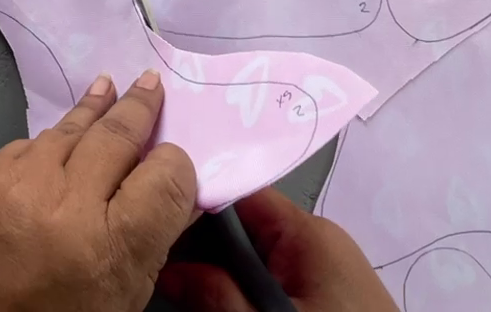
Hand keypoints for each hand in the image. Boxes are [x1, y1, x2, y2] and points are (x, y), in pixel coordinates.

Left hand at [0, 70, 198, 311]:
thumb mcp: (115, 302)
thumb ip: (150, 245)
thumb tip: (180, 194)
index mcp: (108, 247)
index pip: (165, 180)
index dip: (177, 166)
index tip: (175, 160)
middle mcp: (68, 202)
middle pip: (119, 136)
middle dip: (140, 108)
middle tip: (152, 83)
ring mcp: (26, 178)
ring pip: (76, 127)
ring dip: (100, 104)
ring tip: (116, 84)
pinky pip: (39, 140)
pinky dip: (60, 135)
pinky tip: (72, 124)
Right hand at [156, 188, 398, 311]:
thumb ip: (216, 296)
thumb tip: (164, 265)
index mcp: (307, 232)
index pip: (238, 190)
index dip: (195, 196)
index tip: (156, 211)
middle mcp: (320, 238)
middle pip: (245, 222)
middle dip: (206, 242)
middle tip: (164, 259)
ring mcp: (329, 266)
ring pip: (260, 252)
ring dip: (227, 269)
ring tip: (188, 282)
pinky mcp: (334, 293)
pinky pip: (280, 273)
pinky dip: (253, 283)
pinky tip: (227, 299)